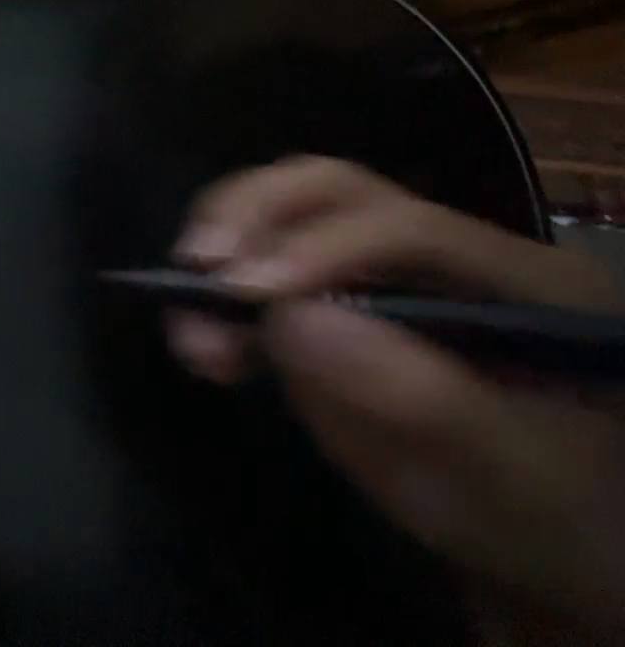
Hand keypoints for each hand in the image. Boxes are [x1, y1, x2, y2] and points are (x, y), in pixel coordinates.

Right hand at [166, 157, 624, 633]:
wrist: (521, 534)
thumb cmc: (536, 515)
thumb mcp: (504, 475)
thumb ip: (420, 398)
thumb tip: (293, 317)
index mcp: (523, 279)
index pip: (405, 228)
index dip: (316, 248)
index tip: (244, 294)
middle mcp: (443, 249)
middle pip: (329, 191)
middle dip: (249, 217)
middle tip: (197, 266)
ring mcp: (374, 265)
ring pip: (276, 211)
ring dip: (215, 250)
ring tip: (189, 322)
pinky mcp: (317, 291)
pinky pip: (249, 260)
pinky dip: (208, 289)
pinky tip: (202, 340)